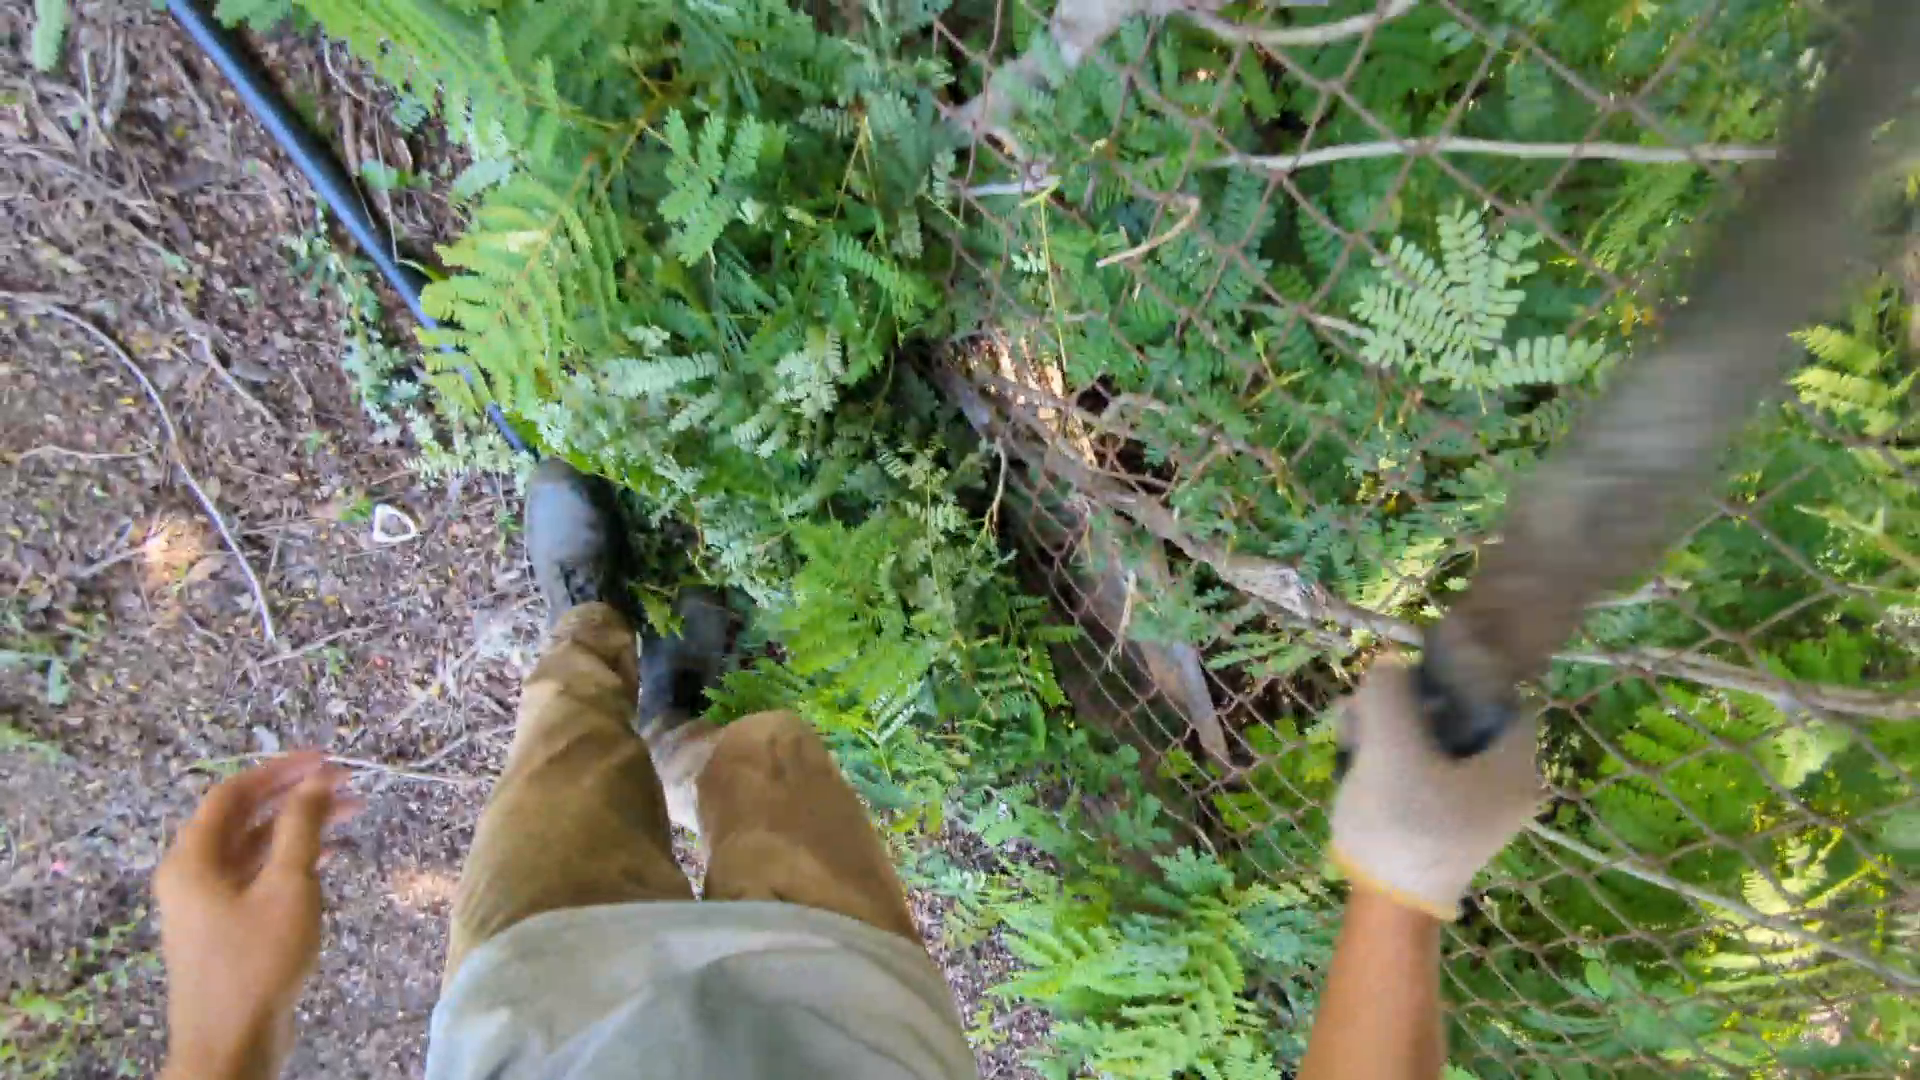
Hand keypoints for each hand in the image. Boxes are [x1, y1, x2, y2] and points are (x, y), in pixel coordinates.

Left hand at [154, 753, 358, 1079]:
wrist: (233, 1035)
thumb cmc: (258, 954)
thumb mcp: (288, 882)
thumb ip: (302, 825)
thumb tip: (316, 779)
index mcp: (193, 860)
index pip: (233, 793)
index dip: (280, 769)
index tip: (328, 757)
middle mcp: (194, 873)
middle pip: (246, 816)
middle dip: (298, 793)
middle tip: (349, 781)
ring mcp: (210, 898)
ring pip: (259, 841)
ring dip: (304, 821)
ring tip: (355, 811)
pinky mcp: (230, 918)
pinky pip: (263, 868)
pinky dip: (299, 851)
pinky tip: (335, 852)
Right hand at [1329, 663, 1541, 920]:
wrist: (1387, 898)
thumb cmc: (1403, 822)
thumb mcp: (1392, 746)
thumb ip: (1389, 693)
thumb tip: (1389, 662)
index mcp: (1514, 766)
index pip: (1500, 697)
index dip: (1457, 679)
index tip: (1412, 680)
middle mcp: (1503, 782)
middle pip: (1459, 715)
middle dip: (1406, 704)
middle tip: (1367, 708)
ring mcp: (1471, 801)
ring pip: (1431, 738)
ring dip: (1387, 726)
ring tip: (1350, 733)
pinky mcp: (1441, 814)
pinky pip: (1421, 765)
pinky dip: (1389, 753)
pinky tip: (1355, 754)